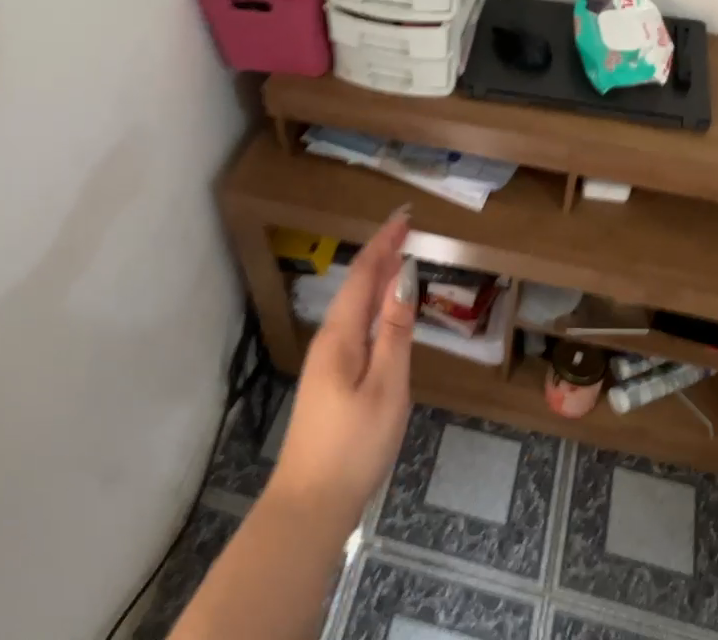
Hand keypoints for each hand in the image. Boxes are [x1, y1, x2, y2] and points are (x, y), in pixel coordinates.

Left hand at [269, 208, 416, 526]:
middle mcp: (330, 341)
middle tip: (405, 230)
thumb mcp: (387, 388)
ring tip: (398, 258)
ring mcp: (328, 363)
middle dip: (380, 255)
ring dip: (376, 279)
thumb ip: (395, 334)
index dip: (384, 244)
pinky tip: (383, 315)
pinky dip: (373, 308)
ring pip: (354, 308)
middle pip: (356, 287)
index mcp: (340, 336)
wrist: (312, 500)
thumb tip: (403, 282)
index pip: (364, 275)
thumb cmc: (354, 444)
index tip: (404, 216)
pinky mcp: (332, 383)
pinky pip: (355, 328)